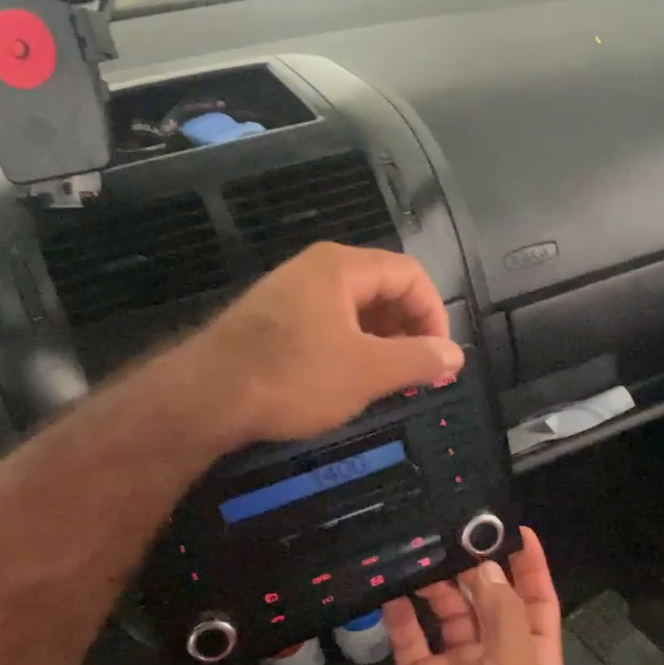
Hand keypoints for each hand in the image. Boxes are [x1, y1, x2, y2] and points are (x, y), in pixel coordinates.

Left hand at [187, 243, 464, 443]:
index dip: (434, 314)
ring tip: (387, 383)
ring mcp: (289, 293)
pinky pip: (326, 325)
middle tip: (417, 374)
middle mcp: (315, 269)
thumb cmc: (294, 376)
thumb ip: (418, 360)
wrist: (206, 397)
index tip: (440, 359)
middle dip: (408, 331)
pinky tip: (346, 382)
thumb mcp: (367, 372)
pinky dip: (348, 349)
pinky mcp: (270, 321)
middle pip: (382, 288)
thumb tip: (456, 355)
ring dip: (380, 343)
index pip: (410, 274)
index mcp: (342, 267)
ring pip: (353, 310)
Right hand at [376, 528, 564, 664]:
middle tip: (451, 529)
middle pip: (490, 603)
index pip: (537, 603)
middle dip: (475, 569)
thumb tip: (486, 568)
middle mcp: (497, 663)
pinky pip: (411, 638)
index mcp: (533, 663)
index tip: (514, 528)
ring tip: (418, 549)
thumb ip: (503, 613)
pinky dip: (402, 612)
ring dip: (438, 586)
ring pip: (450, 615)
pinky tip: (389, 584)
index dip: (530, 567)